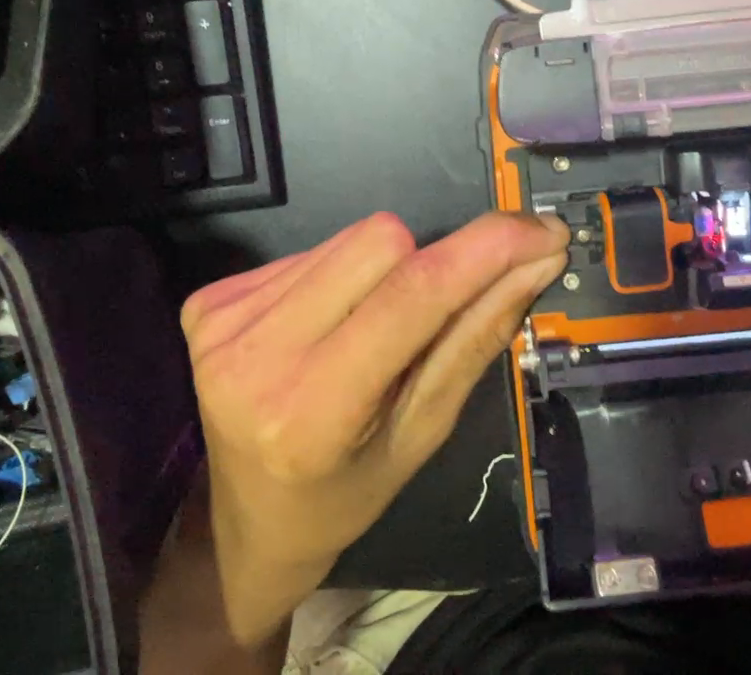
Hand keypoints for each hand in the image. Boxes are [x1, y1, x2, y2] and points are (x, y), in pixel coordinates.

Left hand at [181, 211, 569, 645]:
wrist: (247, 519)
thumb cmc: (346, 492)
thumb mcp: (424, 431)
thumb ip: (477, 338)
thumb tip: (534, 262)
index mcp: (313, 411)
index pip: (413, 296)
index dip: (486, 251)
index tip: (541, 231)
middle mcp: (254, 355)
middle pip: (381, 239)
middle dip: (428, 264)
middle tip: (432, 316)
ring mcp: (223, 322)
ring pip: (349, 236)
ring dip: (383, 270)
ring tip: (372, 328)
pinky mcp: (209, 299)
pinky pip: (312, 250)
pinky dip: (342, 278)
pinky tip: (331, 326)